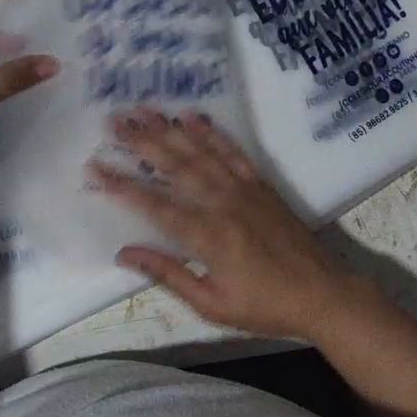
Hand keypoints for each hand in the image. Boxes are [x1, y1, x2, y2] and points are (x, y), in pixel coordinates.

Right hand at [91, 107, 378, 340]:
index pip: (154, 205)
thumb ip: (168, 274)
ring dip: (169, 129)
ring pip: (199, 152)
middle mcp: (221, 203)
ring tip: (142, 110)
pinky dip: (211, 133)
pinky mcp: (259, 184)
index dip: (122, 186)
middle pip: (174, 166)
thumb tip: (125, 253)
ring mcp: (242, 189)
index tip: (94, 168)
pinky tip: (191, 117)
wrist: (322, 293)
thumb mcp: (211, 303)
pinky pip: (231, 151)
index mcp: (206, 236)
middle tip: (113, 122)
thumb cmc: (264, 306)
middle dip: (141, 142)